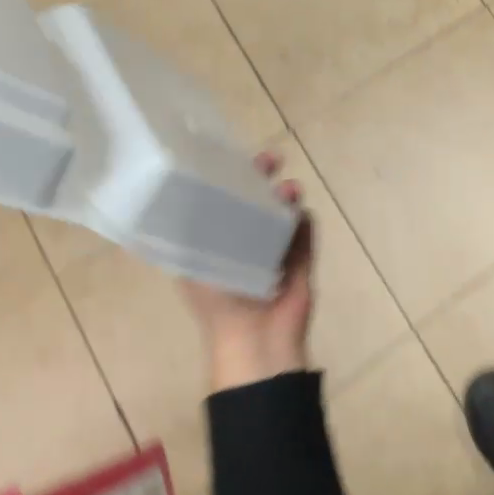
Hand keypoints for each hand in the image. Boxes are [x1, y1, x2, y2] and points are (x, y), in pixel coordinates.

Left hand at [180, 150, 315, 391]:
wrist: (256, 337)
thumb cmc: (219, 300)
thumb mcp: (197, 262)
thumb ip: (196, 229)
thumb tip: (187, 190)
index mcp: (214, 243)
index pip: (220, 201)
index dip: (227, 178)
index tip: (232, 157)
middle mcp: (244, 241)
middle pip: (256, 199)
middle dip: (263, 177)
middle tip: (272, 159)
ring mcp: (276, 248)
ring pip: (284, 210)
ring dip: (287, 197)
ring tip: (289, 193)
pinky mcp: (301, 257)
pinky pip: (306, 230)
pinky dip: (304, 220)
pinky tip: (300, 216)